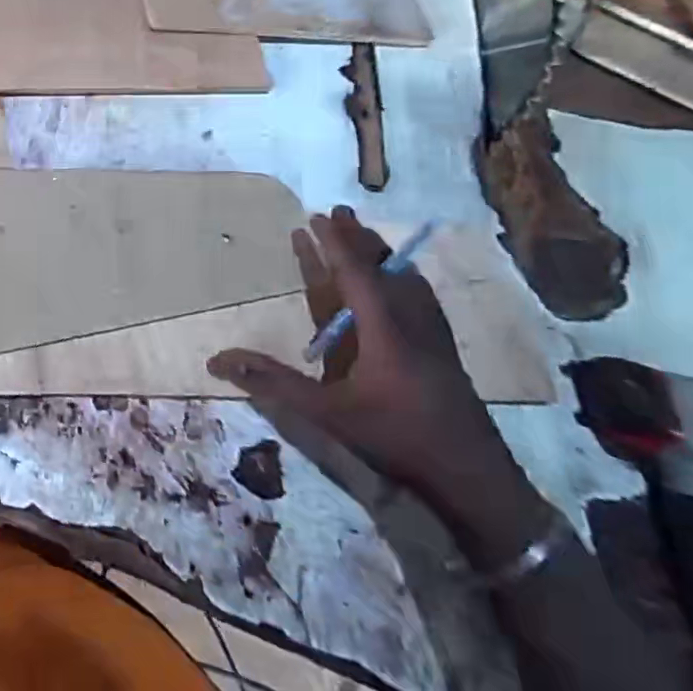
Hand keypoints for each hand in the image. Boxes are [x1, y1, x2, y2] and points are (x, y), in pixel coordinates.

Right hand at [207, 207, 549, 565]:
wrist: (475, 481)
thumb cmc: (396, 440)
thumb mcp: (326, 413)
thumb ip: (272, 384)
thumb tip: (216, 360)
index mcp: (386, 332)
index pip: (357, 276)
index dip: (335, 245)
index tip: (318, 217)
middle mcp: (414, 326)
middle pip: (386, 271)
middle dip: (360, 240)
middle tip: (339, 211)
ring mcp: (435, 340)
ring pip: (408, 284)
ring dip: (383, 257)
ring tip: (366, 237)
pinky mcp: (445, 355)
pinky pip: (423, 301)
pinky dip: (404, 280)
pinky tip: (403, 286)